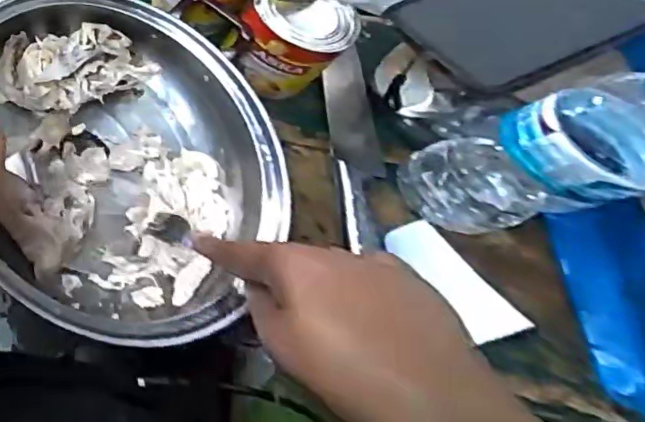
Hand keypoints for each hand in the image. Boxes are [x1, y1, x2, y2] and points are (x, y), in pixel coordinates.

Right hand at [194, 240, 534, 421]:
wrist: (445, 404)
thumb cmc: (350, 376)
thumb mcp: (284, 350)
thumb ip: (262, 310)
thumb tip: (260, 291)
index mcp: (292, 263)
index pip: (245, 252)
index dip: (219, 249)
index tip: (199, 239)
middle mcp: (331, 250)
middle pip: (294, 260)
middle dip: (285, 278)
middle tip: (287, 311)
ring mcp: (377, 263)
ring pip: (336, 268)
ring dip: (328, 287)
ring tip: (340, 325)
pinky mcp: (417, 284)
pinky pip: (375, 281)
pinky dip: (367, 295)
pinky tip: (379, 323)